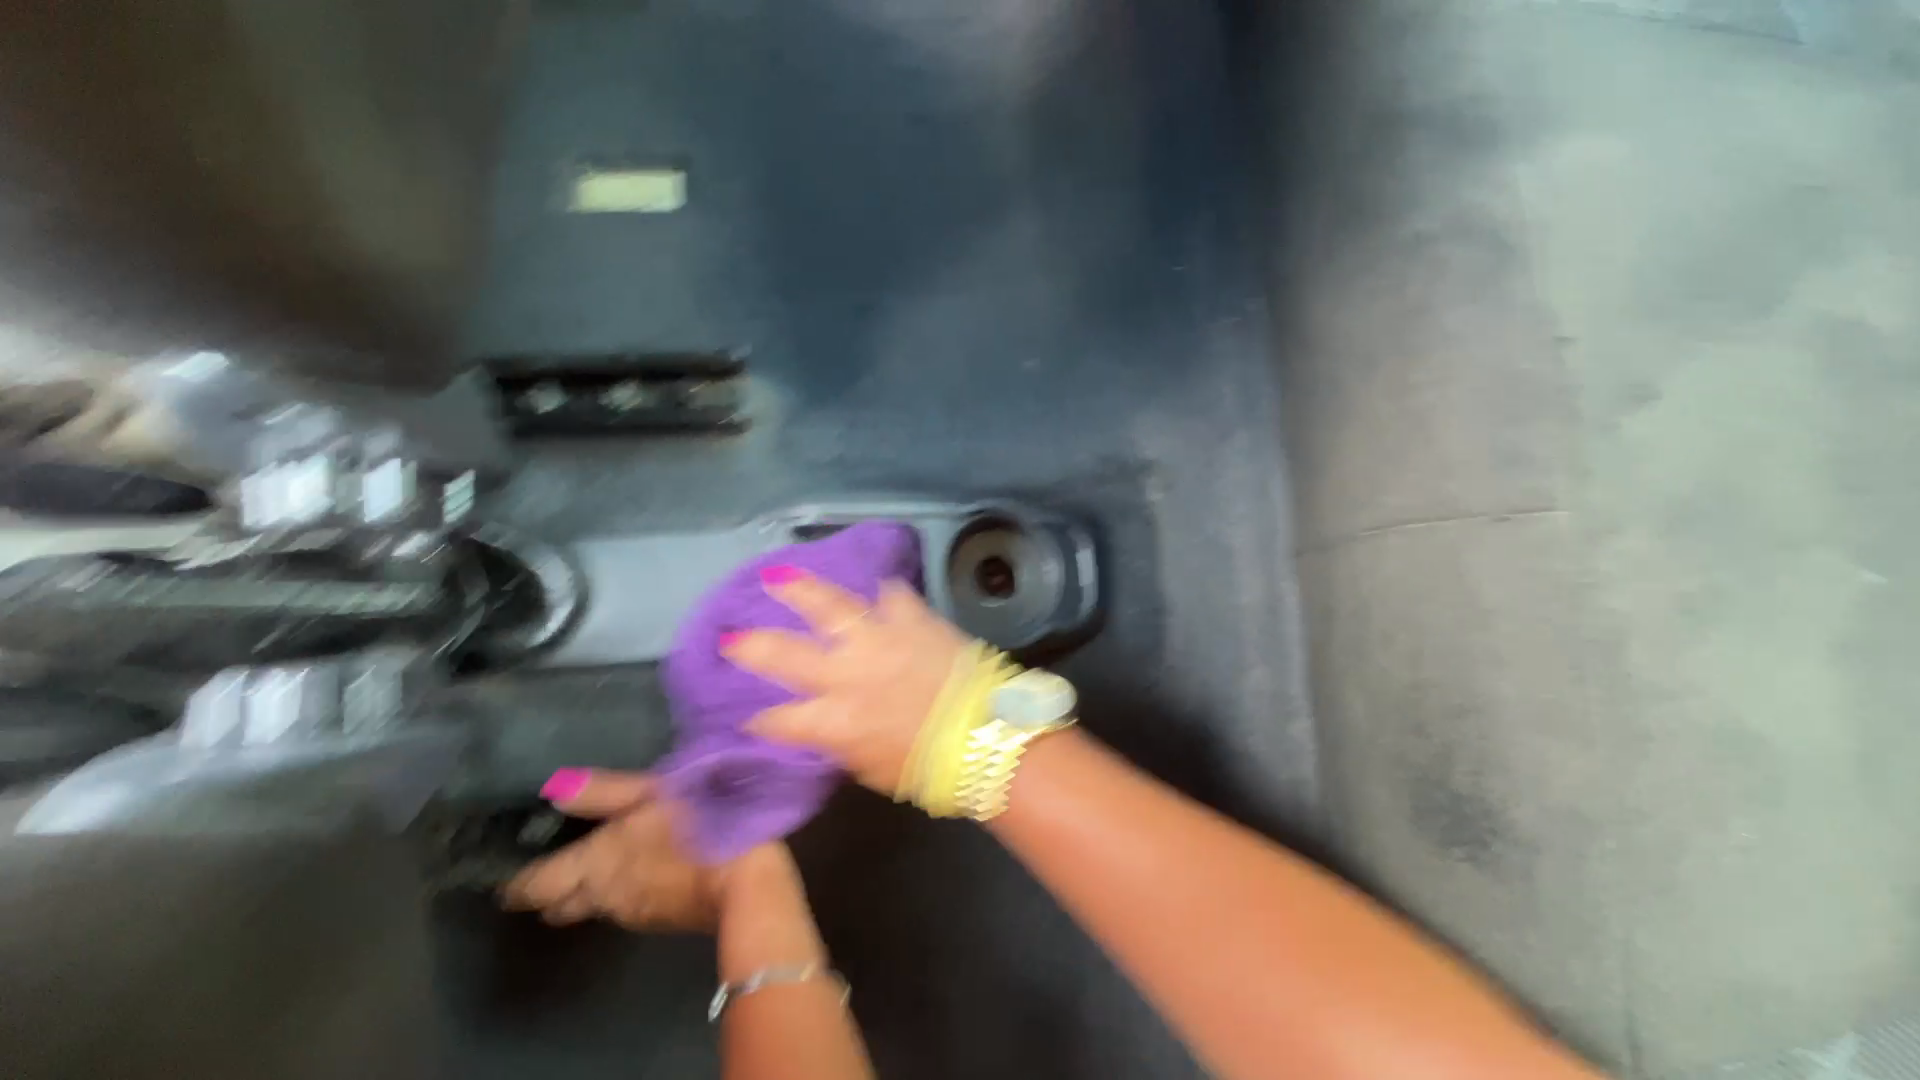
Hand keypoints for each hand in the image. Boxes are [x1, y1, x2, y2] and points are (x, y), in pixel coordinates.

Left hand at [501, 769, 757, 930]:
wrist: (748, 885)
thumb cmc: (702, 825)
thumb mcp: (658, 792)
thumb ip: (606, 792)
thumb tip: (555, 789)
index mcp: (594, 863)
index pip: (535, 885)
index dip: (516, 882)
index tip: (504, 875)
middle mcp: (602, 896)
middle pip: (558, 907)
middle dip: (547, 894)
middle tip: (547, 872)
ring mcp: (632, 914)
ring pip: (592, 908)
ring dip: (587, 894)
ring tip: (598, 868)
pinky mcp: (660, 922)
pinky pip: (625, 908)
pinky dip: (622, 894)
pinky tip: (643, 874)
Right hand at [724, 568, 972, 793]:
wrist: (988, 738)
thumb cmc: (930, 770)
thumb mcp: (871, 768)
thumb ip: (841, 742)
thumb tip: (825, 727)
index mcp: (833, 721)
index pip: (779, 720)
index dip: (763, 720)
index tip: (753, 717)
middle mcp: (846, 674)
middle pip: (784, 654)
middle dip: (752, 646)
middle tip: (731, 635)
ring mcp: (879, 639)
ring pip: (829, 604)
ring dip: (800, 589)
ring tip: (778, 576)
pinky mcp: (914, 619)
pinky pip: (892, 596)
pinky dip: (882, 594)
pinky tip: (875, 589)